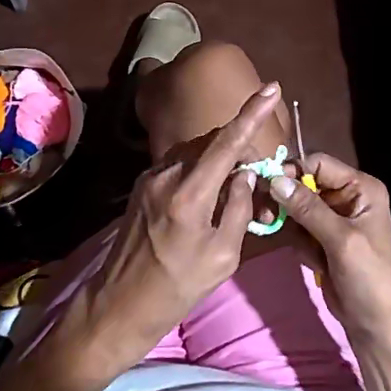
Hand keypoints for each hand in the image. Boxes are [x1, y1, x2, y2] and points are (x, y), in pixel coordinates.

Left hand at [48, 84, 280, 378]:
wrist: (119, 302)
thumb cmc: (178, 287)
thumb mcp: (223, 256)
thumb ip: (238, 207)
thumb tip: (245, 174)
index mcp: (189, 194)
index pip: (227, 143)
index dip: (251, 113)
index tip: (270, 88)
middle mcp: (166, 175)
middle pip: (210, 143)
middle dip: (237, 144)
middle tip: (258, 164)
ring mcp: (149, 177)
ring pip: (194, 152)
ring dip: (217, 160)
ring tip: (234, 185)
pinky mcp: (141, 185)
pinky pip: (179, 164)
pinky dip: (199, 170)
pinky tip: (208, 194)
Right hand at [267, 154, 390, 343]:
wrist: (377, 326)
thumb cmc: (369, 278)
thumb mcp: (340, 240)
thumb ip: (308, 208)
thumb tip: (275, 179)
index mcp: (362, 188)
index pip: (319, 164)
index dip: (293, 171)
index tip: (268, 186)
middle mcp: (348, 197)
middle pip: (304, 183)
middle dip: (285, 198)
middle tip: (264, 214)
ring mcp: (334, 220)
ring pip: (297, 206)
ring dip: (286, 221)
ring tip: (280, 235)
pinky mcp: (322, 240)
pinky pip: (298, 228)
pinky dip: (295, 239)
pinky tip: (307, 258)